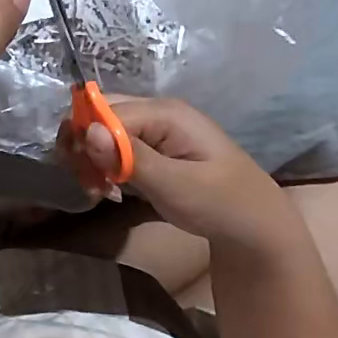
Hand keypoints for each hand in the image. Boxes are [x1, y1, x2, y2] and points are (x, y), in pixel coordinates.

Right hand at [62, 98, 284, 245]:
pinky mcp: (152, 148)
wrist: (254, 226)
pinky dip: (105, 167)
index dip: (85, 137)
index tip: (83, 174)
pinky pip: (115, 147)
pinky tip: (110, 190)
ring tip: (99, 191)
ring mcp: (155, 129)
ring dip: (92, 159)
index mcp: (165, 113)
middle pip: (100, 115)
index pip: (106, 111)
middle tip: (88, 184)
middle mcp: (156, 113)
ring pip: (103, 132)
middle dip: (84, 146)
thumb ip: (131, 158)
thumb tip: (88, 131)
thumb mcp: (175, 185)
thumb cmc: (220, 203)